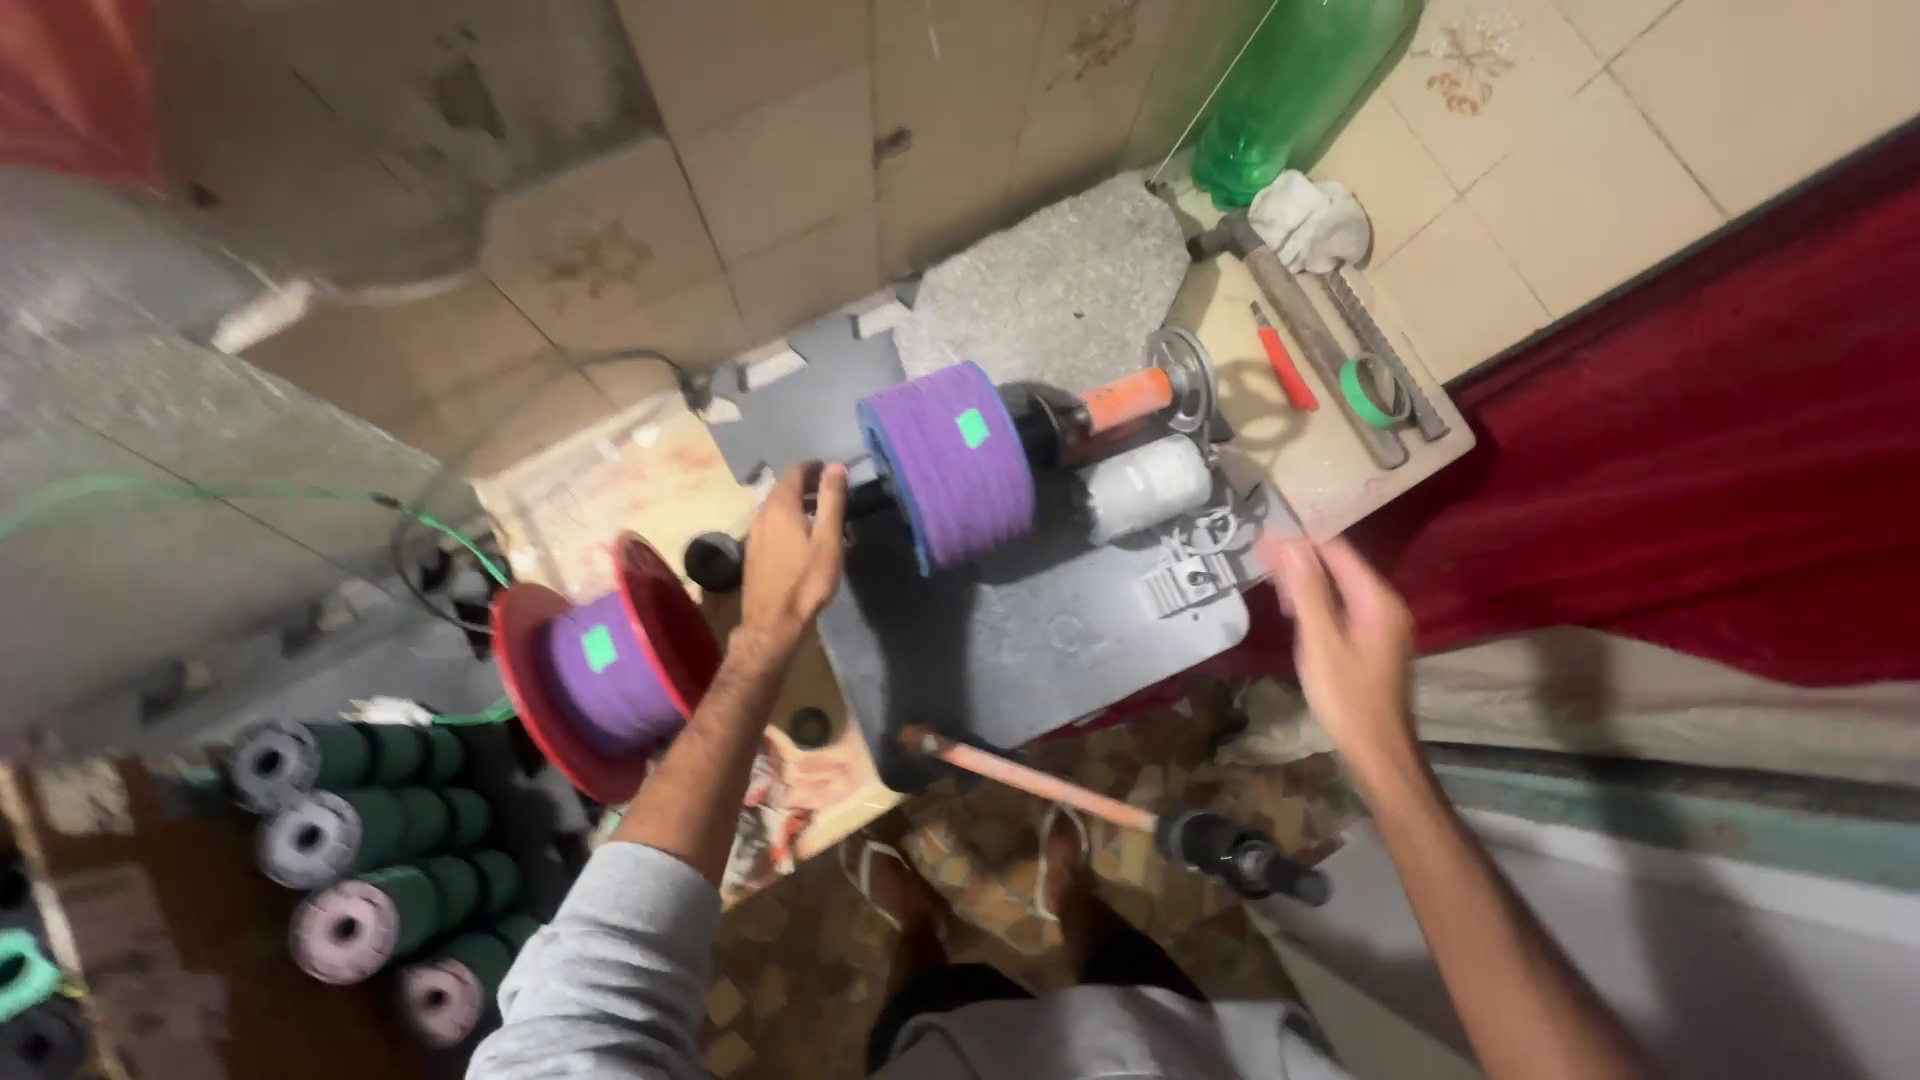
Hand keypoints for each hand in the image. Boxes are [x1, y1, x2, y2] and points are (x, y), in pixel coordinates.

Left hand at [738, 462, 847, 658]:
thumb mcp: (828, 539)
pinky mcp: (752, 551)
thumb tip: (836, 466)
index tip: (832, 470)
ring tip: (818, 511)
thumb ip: (831, 500)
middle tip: (829, 489)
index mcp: (780, 506)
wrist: (773, 622)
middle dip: (806, 483)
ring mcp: (753, 533)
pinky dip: (786, 518)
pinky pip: (770, 522)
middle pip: (783, 487)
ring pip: (775, 506)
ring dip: (796, 502)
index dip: (814, 467)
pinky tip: (800, 535)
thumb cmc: (807, 580)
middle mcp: (761, 513)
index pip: (795, 472)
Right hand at [1262, 534, 1418, 773]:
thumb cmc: (1346, 696)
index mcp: (1376, 600)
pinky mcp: (1370, 638)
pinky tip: (1292, 606)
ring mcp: (1379, 622)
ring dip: (1304, 579)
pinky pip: (1341, 604)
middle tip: (1257, 555)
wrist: (1375, 747)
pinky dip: (1315, 600)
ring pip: (1338, 585)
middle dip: (1299, 558)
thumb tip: (1291, 545)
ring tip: (1268, 577)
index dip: (1299, 541)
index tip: (1262, 538)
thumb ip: (1307, 591)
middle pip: (1338, 566)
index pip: (1337, 551)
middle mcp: (1384, 604)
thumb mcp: (1320, 641)